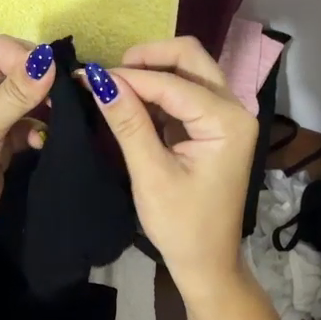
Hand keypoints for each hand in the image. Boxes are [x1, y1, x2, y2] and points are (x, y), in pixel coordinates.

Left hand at [0, 36, 55, 257]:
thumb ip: (16, 93)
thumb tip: (51, 59)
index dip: (25, 58)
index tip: (54, 75)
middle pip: (9, 71)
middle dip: (36, 81)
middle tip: (66, 92)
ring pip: (20, 100)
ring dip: (40, 106)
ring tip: (62, 114)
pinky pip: (23, 126)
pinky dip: (36, 130)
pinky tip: (41, 140)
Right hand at [87, 36, 258, 297]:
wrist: (207, 261)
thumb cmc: (182, 225)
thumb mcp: (150, 174)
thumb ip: (128, 123)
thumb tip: (97, 79)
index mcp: (227, 122)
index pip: (172, 83)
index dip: (128, 76)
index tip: (85, 75)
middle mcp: (234, 109)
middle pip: (190, 58)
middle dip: (146, 59)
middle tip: (106, 74)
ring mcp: (226, 116)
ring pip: (188, 71)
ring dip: (151, 73)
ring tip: (111, 87)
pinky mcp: (213, 126)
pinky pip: (185, 92)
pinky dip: (157, 91)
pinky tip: (129, 103)